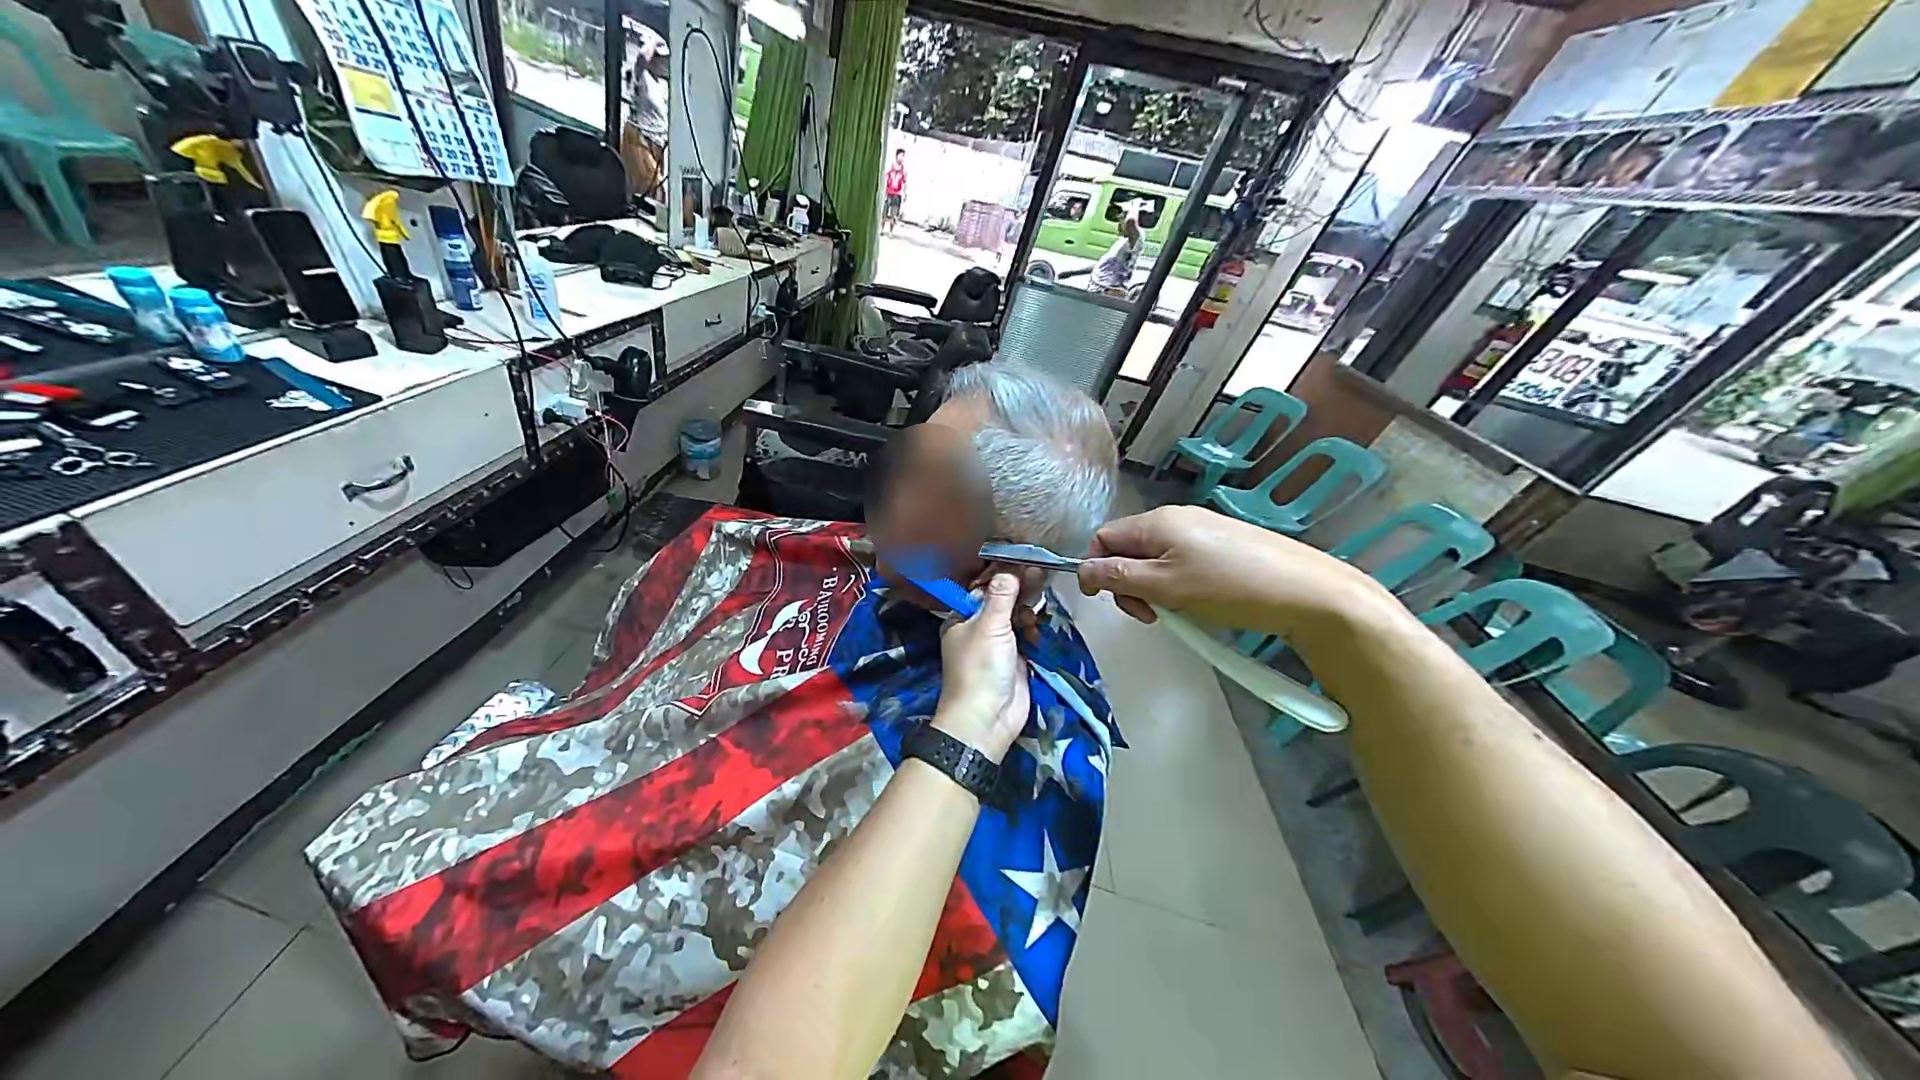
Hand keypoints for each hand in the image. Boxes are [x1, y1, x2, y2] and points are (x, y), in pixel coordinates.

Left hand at [934, 573, 1029, 763]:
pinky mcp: (1016, 660)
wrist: (987, 718)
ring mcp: (998, 645)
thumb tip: (1008, 569)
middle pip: (1002, 602)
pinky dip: (1033, 631)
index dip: (1001, 575)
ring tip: (1038, 604)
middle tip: (1039, 574)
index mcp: (961, 619)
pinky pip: (1027, 637)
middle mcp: (978, 629)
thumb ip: (1001, 596)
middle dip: (1019, 590)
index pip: (982, 589)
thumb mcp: (989, 626)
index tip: (1022, 561)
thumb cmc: (980, 667)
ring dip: (1027, 611)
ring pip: (1016, 618)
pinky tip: (1037, 630)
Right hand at [1076, 505, 1400, 642]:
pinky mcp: (1225, 544)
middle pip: (1128, 548)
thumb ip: (1117, 578)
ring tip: (1178, 613)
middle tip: (1150, 615)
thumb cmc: (1228, 588)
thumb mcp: (1164, 587)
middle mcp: (1176, 517)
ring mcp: (1203, 529)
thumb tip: (1081, 570)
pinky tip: (1200, 604)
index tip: (1109, 603)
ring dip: (1153, 588)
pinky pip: (1182, 561)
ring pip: (1155, 558)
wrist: (1307, 591)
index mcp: (1156, 522)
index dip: (1096, 569)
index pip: (1103, 537)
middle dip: (1127, 583)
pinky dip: (1178, 585)